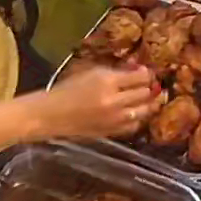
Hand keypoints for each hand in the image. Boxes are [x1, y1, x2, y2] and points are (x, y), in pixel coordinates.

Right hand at [31, 65, 161, 140]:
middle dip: (150, 87)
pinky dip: (138, 118)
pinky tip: (135, 113)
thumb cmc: (69, 89)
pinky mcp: (109, 132)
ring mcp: (113, 119)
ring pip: (144, 111)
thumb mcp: (93, 72)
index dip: (147, 73)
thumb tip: (139, 68)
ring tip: (148, 98)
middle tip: (151, 84)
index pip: (141, 77)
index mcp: (108, 82)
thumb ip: (118, 70)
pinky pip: (133, 126)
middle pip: (145, 93)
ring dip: (149, 103)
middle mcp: (114, 102)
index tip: (146, 72)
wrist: (49, 115)